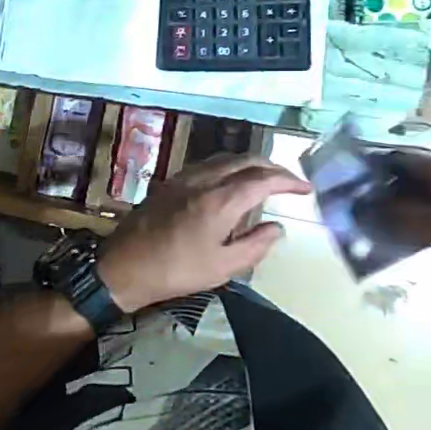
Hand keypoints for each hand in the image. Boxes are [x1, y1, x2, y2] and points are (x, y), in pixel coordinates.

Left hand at [97, 154, 311, 312]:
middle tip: (290, 182)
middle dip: (273, 168)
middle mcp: (205, 179)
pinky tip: (232, 183)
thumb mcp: (222, 267)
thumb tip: (278, 228)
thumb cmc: (176, 271)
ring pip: (227, 158)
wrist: (124, 266)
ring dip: (252, 164)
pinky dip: (231, 167)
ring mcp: (186, 177)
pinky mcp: (173, 181)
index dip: (288, 182)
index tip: (306, 189)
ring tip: (266, 180)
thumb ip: (255, 245)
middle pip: (247, 161)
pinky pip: (210, 164)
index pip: (263, 180)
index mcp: (221, 200)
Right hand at [355, 152, 430, 292]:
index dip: (368, 168)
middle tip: (355, 213)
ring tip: (375, 230)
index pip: (395, 158)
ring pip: (420, 197)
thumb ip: (399, 219)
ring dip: (397, 211)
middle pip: (406, 178)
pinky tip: (408, 241)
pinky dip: (416, 223)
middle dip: (379, 193)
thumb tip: (361, 211)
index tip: (345, 186)